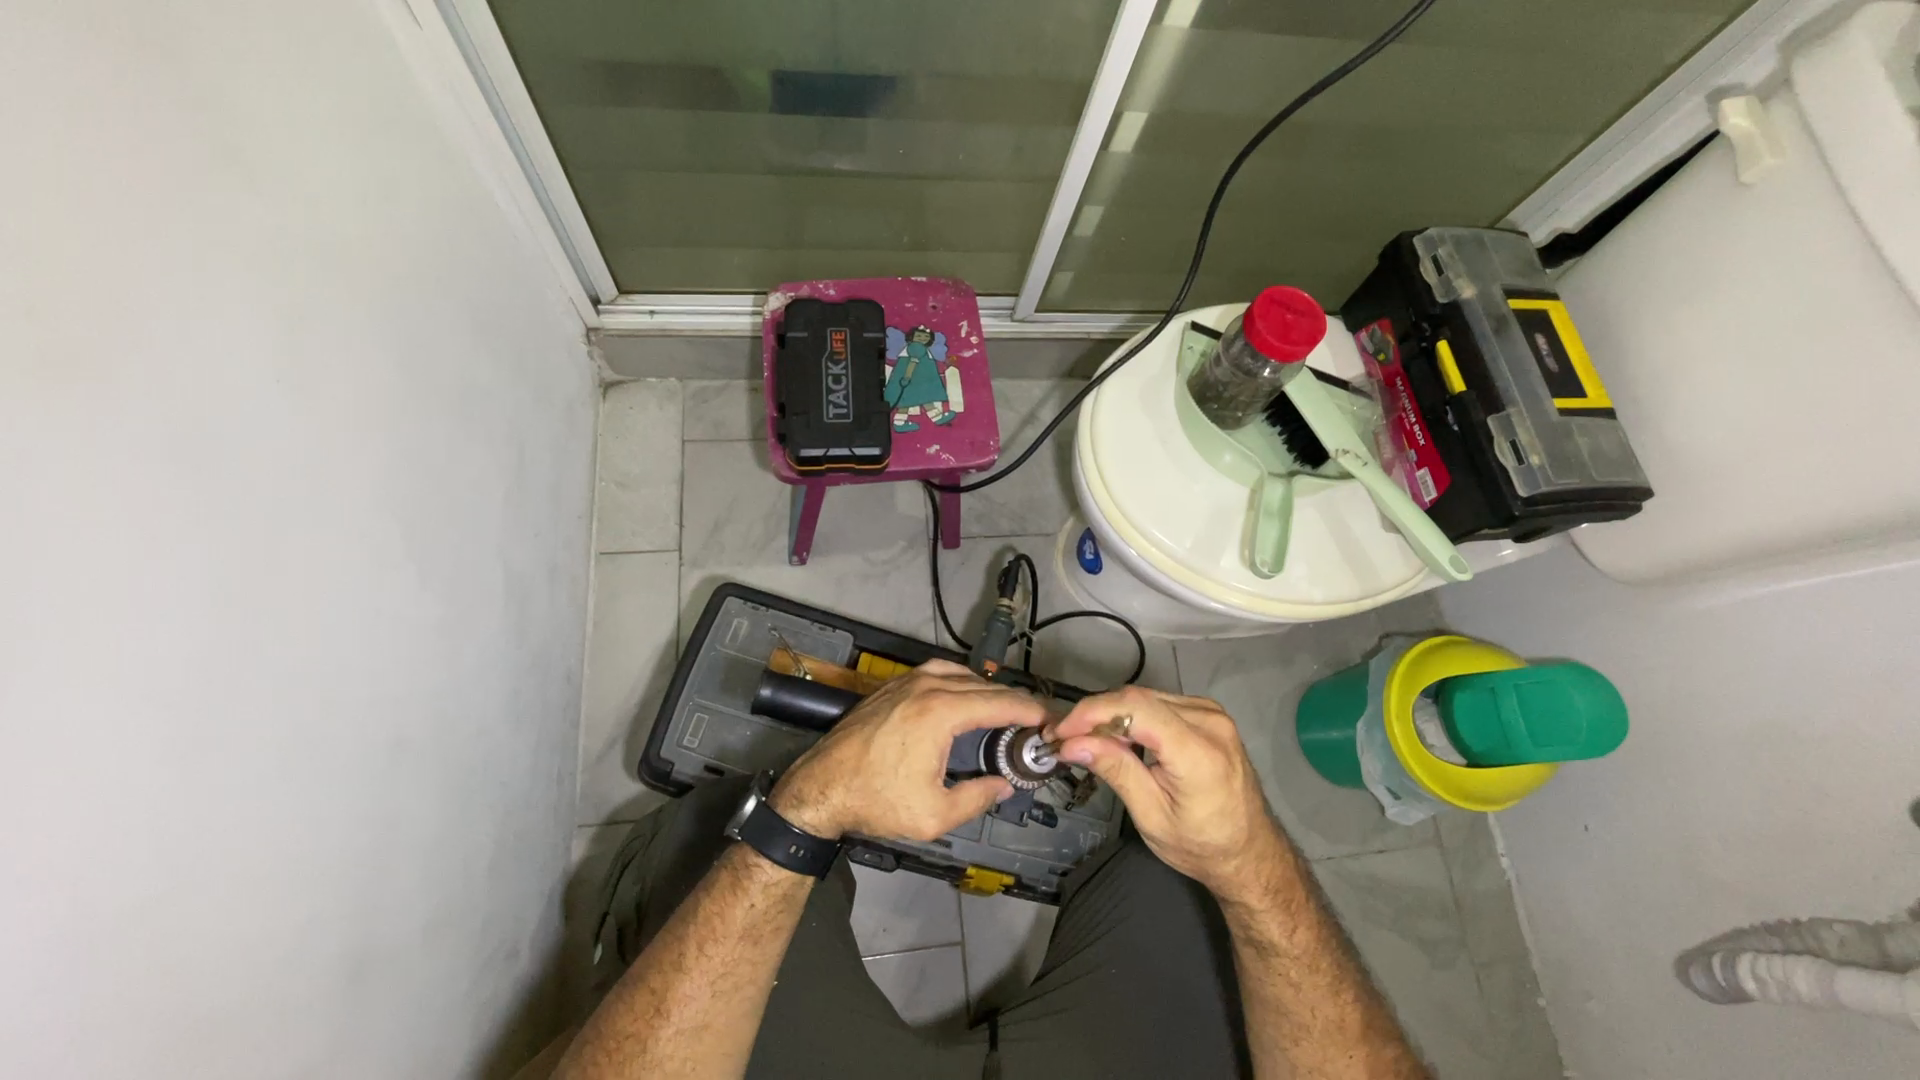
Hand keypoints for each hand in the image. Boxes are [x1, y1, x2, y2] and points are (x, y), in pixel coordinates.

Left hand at [770, 660, 1044, 842]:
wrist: (820, 787)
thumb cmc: (875, 801)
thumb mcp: (934, 814)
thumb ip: (977, 797)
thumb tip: (1004, 785)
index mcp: (940, 712)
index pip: (999, 702)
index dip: (1030, 710)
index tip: (1051, 719)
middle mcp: (926, 687)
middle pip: (983, 685)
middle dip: (1013, 700)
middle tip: (1034, 719)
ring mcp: (906, 682)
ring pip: (960, 674)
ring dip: (986, 688)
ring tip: (1004, 710)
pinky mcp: (891, 687)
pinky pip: (936, 673)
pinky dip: (959, 681)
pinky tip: (964, 698)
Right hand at [1050, 687, 1297, 905]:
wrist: (1251, 853)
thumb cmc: (1201, 845)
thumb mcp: (1152, 816)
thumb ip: (1115, 771)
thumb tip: (1071, 743)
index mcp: (1198, 751)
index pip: (1135, 709)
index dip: (1092, 713)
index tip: (1060, 732)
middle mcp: (1209, 721)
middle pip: (1137, 698)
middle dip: (1094, 714)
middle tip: (1063, 738)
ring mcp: (1212, 713)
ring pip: (1146, 697)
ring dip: (1111, 715)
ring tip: (1085, 740)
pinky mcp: (1209, 714)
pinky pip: (1160, 703)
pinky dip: (1132, 716)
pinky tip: (1118, 738)